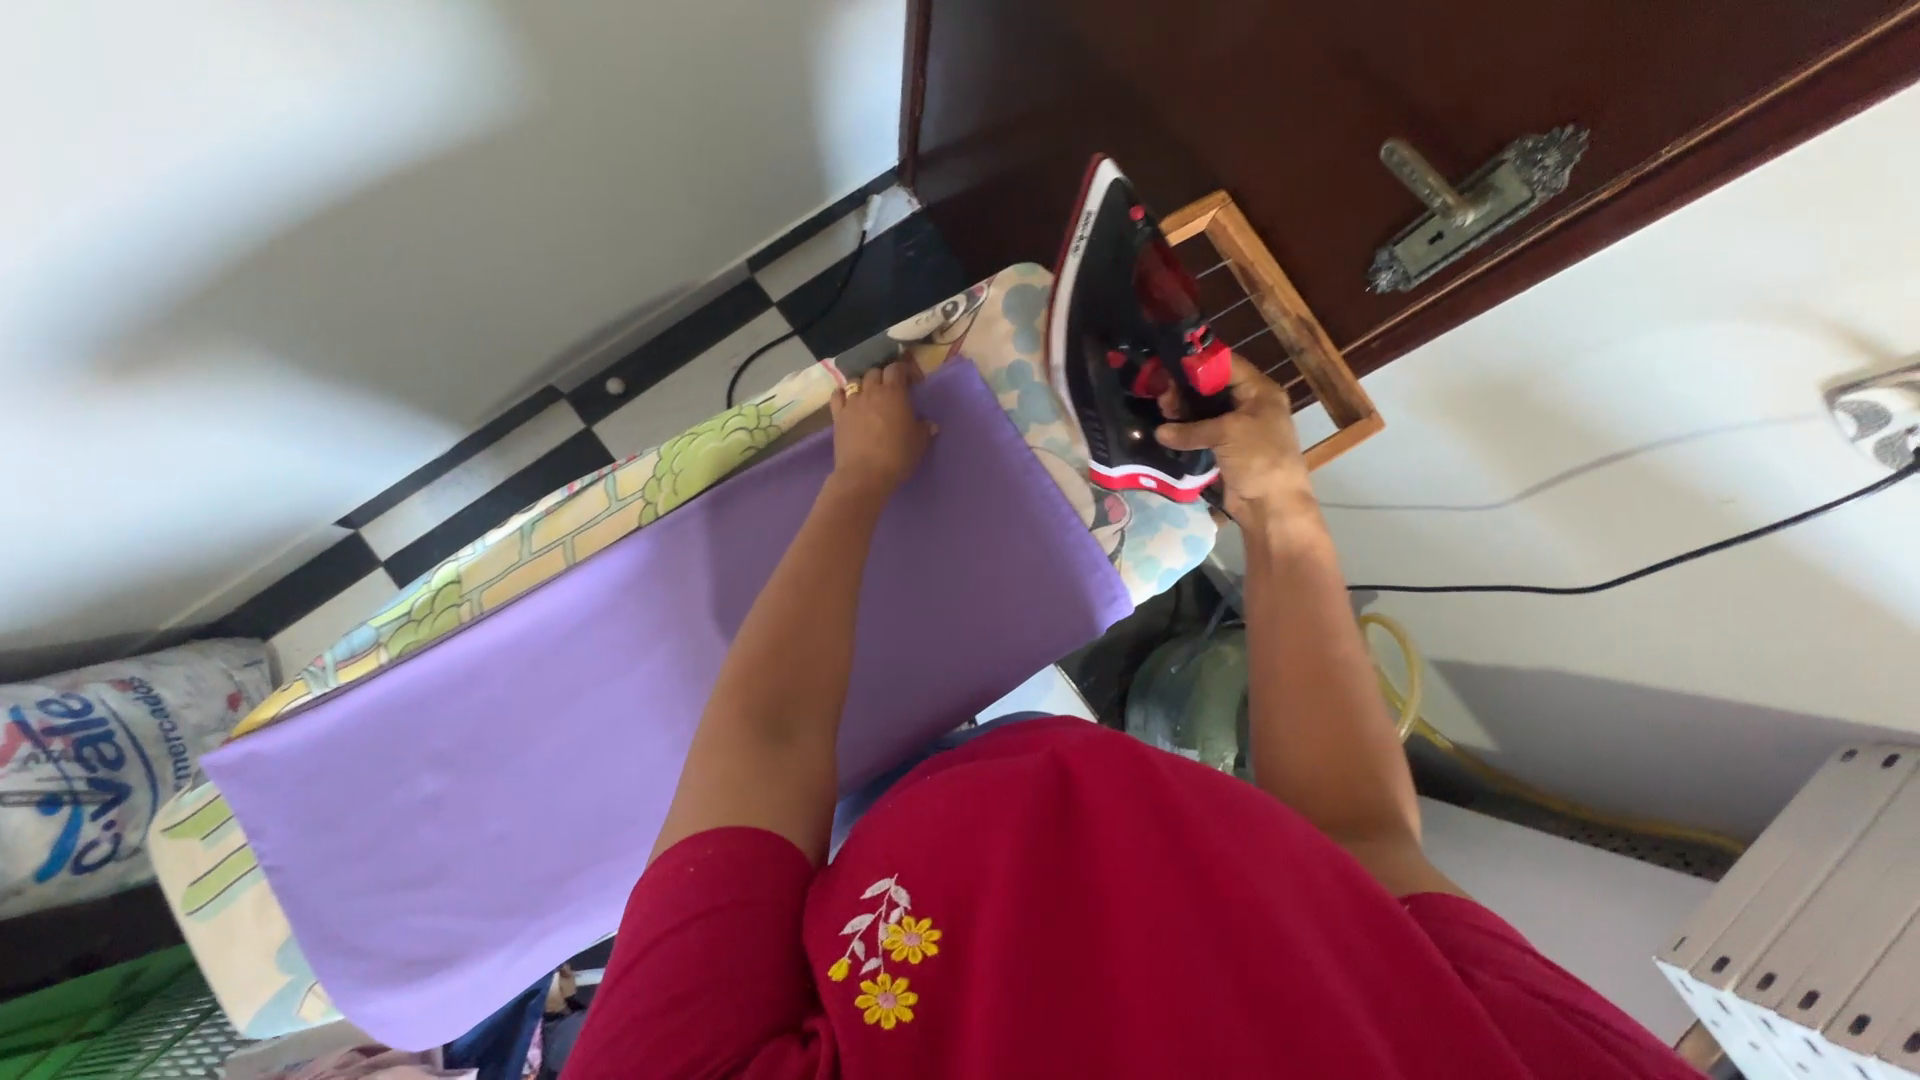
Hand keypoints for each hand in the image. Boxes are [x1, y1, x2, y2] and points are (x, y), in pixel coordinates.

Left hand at [828, 361, 935, 501]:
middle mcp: (871, 392)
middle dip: (883, 377)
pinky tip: (847, 400)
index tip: (912, 383)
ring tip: (869, 396)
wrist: (865, 475)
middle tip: (891, 391)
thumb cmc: (897, 456)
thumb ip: (924, 430)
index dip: (904, 371)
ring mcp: (852, 402)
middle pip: (875, 372)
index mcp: (894, 393)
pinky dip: (843, 394)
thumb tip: (930, 425)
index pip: (897, 368)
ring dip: (864, 385)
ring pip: (855, 381)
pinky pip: (837, 395)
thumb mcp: (919, 444)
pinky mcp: (838, 416)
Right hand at [1155, 355, 1314, 530]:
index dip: (1199, 363)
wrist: (1271, 504)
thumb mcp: (1227, 433)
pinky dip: (1187, 431)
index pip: (1227, 365)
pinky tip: (1167, 430)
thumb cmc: (1259, 457)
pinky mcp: (1226, 449)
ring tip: (1162, 412)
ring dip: (1183, 411)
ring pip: (1205, 411)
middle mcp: (1249, 405)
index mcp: (1260, 391)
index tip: (1171, 364)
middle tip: (1162, 396)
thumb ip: (1191, 429)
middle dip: (1186, 390)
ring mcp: (1237, 428)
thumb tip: (1159, 432)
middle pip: (1213, 388)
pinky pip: (1203, 433)